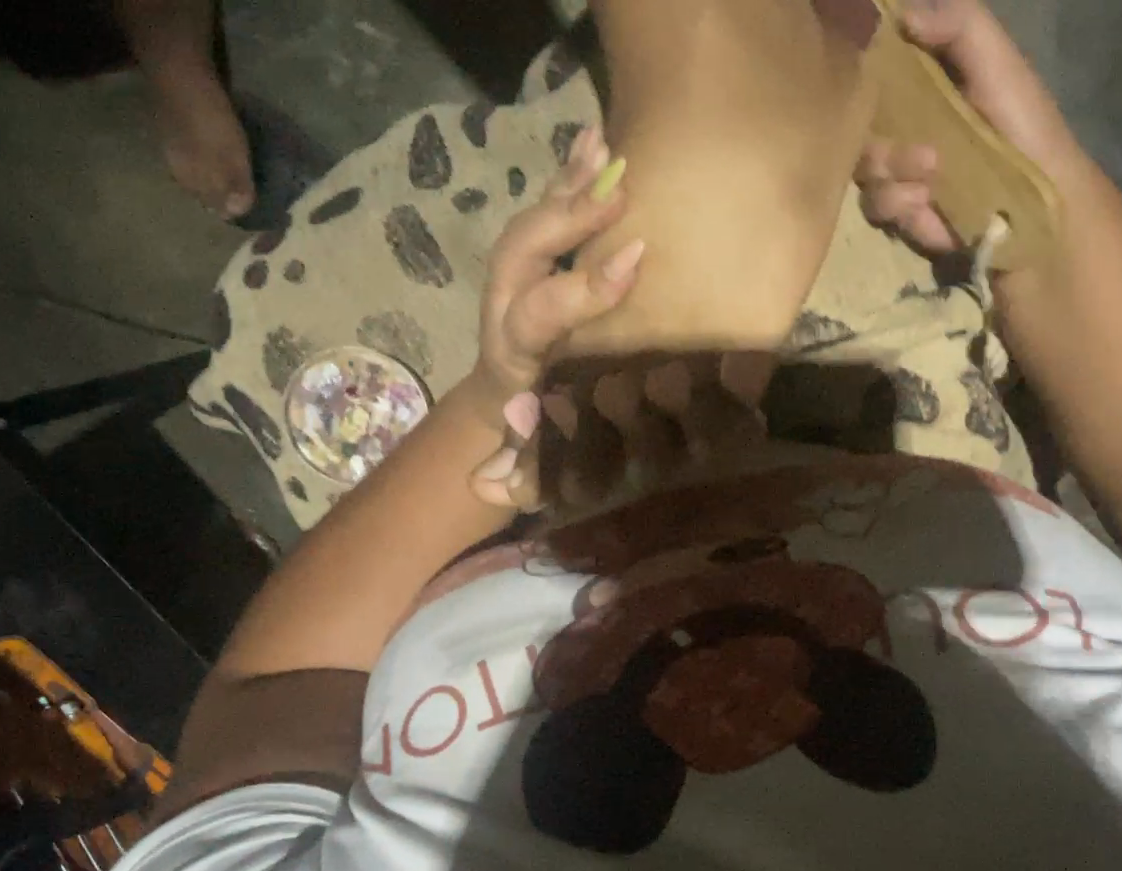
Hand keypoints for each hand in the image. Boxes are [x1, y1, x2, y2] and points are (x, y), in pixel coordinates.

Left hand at [469, 125, 645, 506]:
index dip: (580, 288)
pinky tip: (596, 138)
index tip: (632, 260)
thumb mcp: (526, 470)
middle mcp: (507, 309)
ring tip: (604, 145)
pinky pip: (547, 215)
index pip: (536, 314)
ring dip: (567, 184)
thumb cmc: (526, 442)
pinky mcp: (531, 267)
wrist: (500, 410)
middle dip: (568, 219)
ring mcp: (515, 284)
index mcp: (512, 357)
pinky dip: (568, 177)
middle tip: (619, 192)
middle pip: (522, 252)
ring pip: (533, 224)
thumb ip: (515, 475)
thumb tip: (489, 482)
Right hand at [856, 0, 1078, 253]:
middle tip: (923, 150)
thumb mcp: (998, 61)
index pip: (875, 74)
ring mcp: (901, 174)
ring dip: (891, 172)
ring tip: (931, 176)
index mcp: (923, 87)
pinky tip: (926, 203)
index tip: (869, 75)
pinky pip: (877, 207)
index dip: (865, 73)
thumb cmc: (1023, 124)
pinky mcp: (904, 216)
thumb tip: (903, 15)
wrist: (1040, 202)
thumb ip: (959, 24)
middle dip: (879, 140)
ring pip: (863, 169)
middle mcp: (905, 128)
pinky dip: (898, 203)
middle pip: (856, 128)